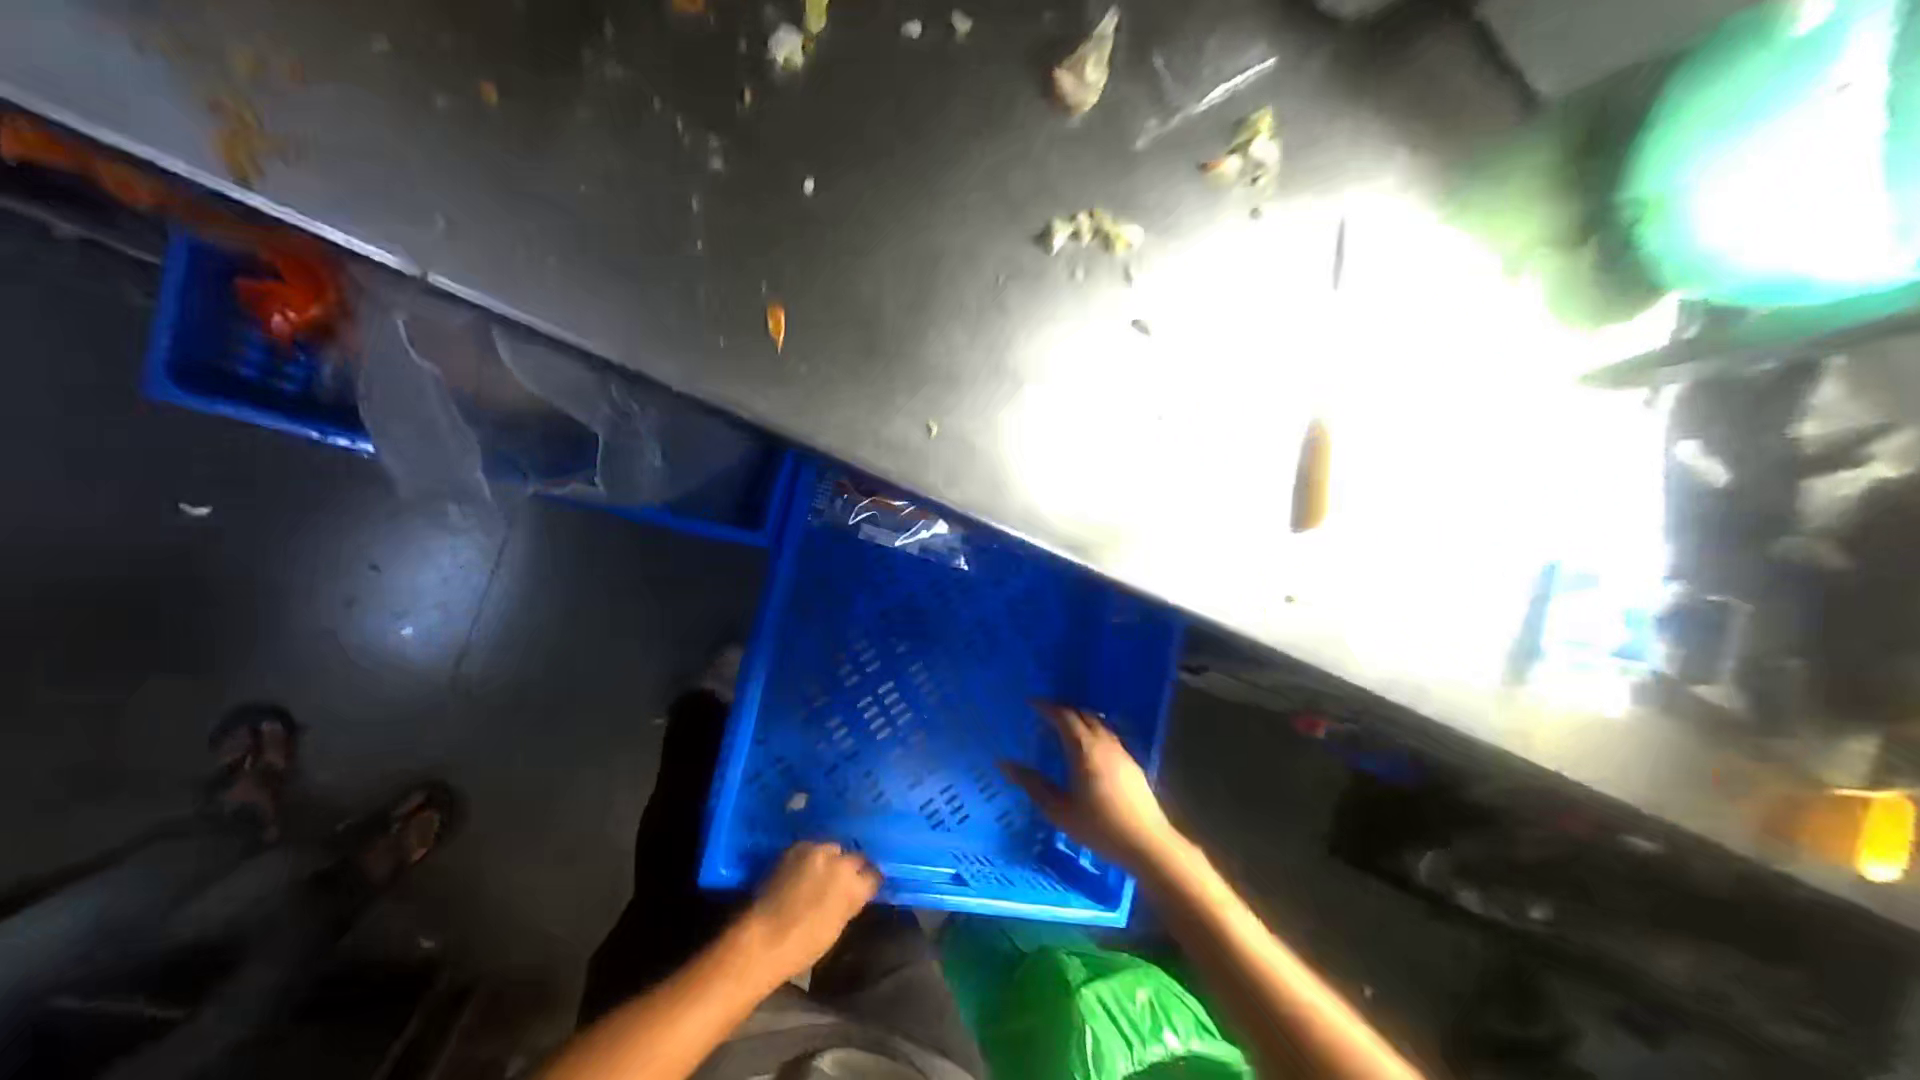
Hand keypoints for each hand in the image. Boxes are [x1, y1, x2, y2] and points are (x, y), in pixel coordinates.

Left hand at [738, 841, 879, 983]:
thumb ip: (850, 902)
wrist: (762, 938)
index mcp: (854, 886)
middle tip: (842, 880)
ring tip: (821, 872)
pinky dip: (811, 857)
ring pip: (833, 849)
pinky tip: (803, 870)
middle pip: (855, 858)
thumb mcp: (838, 925)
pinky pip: (811, 848)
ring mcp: (816, 851)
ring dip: (831, 859)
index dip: (868, 882)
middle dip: (851, 868)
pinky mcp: (795, 848)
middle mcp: (840, 862)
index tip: (864, 888)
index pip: (874, 875)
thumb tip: (853, 893)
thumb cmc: (804, 944)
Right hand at [1003, 704, 1177, 870]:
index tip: (1032, 703)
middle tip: (1046, 714)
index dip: (1047, 707)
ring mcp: (1122, 753)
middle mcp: (1104, 744)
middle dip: (1064, 710)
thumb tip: (1005, 764)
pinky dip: (1094, 733)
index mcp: (1084, 749)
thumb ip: (1033, 785)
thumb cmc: (1099, 827)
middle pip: (1084, 714)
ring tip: (1066, 729)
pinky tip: (1089, 751)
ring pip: (1100, 724)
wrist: (1147, 844)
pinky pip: (1110, 737)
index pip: (1064, 716)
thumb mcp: (1059, 811)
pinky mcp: (1133, 765)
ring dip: (1081, 720)